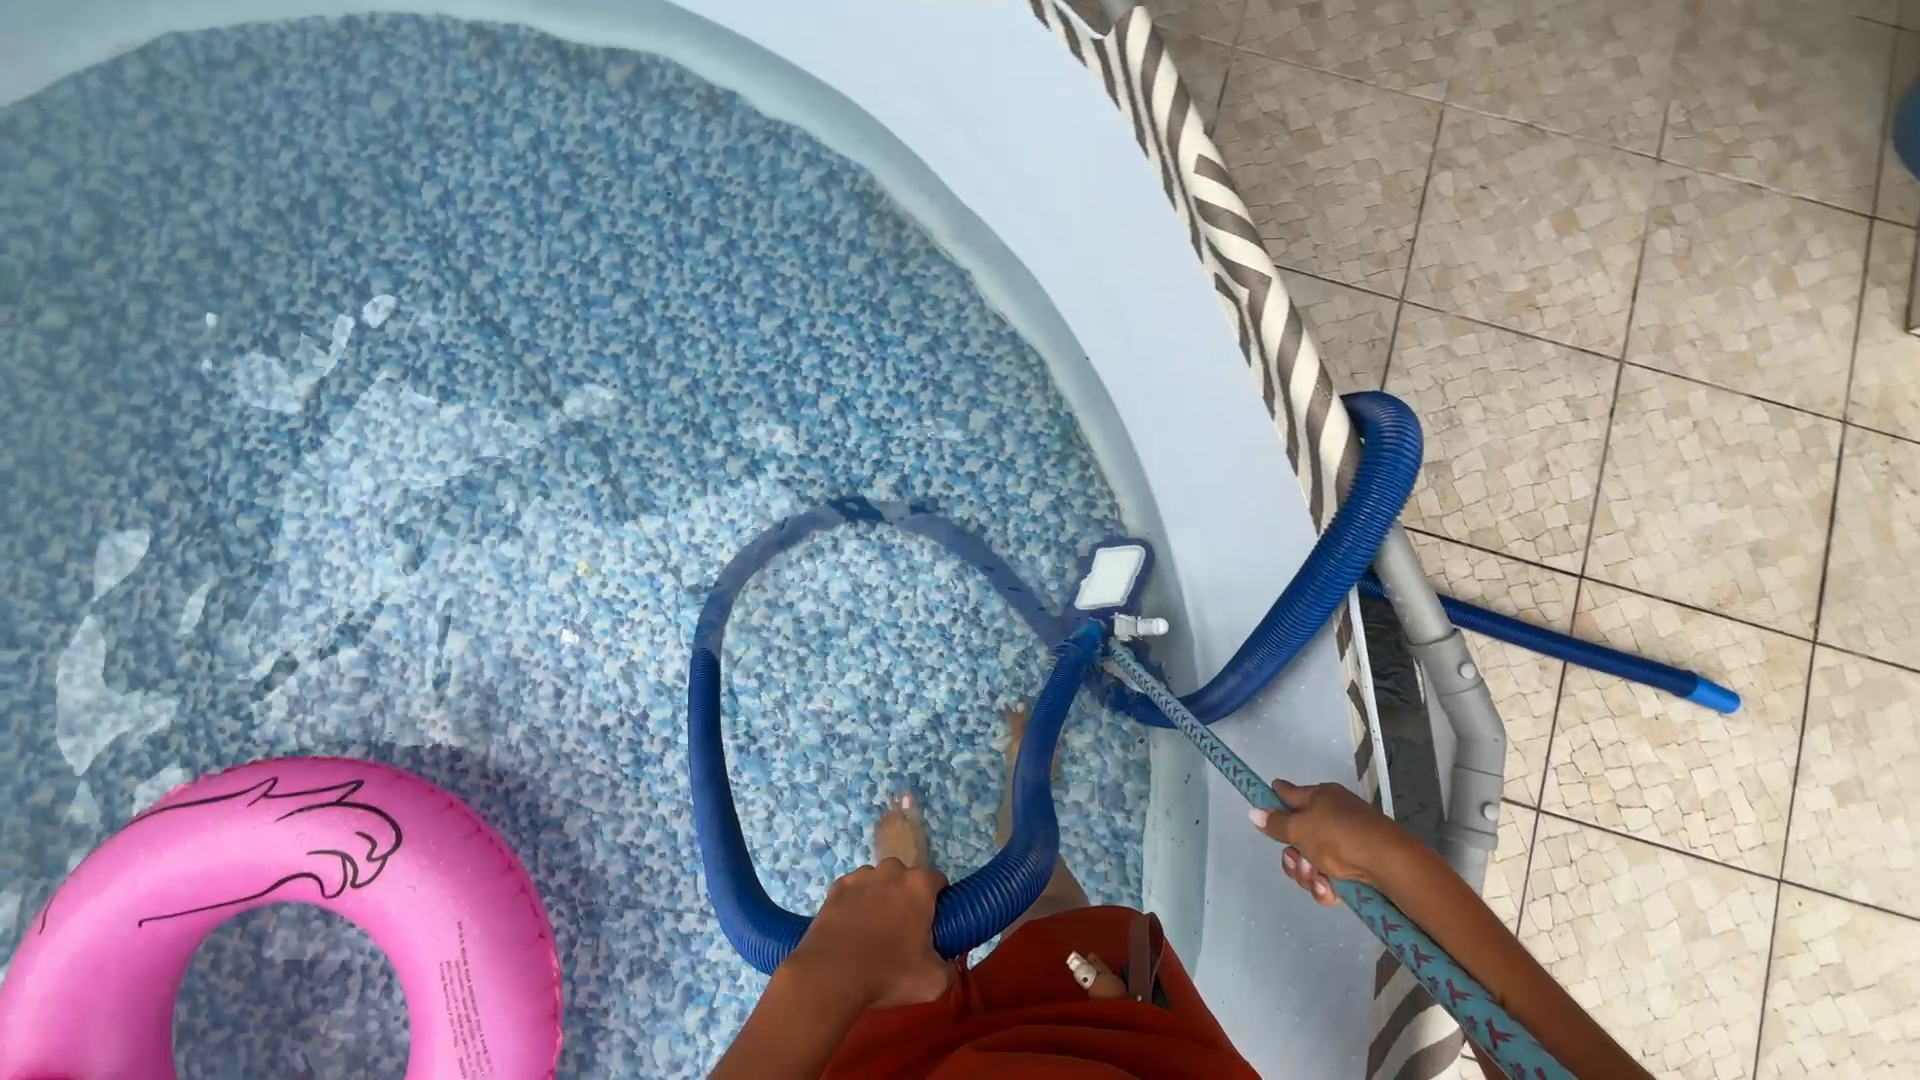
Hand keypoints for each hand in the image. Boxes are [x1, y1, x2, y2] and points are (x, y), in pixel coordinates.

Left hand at [783, 858, 952, 1008]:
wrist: (831, 974)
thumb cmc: (888, 972)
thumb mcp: (932, 982)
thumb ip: (949, 970)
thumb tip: (949, 966)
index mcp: (919, 885)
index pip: (938, 881)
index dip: (937, 902)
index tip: (932, 925)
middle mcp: (891, 871)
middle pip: (906, 878)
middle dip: (907, 897)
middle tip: (903, 931)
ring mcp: (861, 876)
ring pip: (879, 881)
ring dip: (880, 897)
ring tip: (873, 930)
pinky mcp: (837, 887)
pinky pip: (854, 890)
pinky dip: (856, 902)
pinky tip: (852, 928)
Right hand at [1247, 778, 1408, 904]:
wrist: (1390, 866)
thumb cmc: (1340, 837)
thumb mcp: (1300, 828)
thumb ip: (1276, 823)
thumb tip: (1254, 811)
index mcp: (1319, 797)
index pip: (1288, 793)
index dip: (1273, 800)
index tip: (1261, 811)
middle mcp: (1332, 816)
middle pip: (1296, 836)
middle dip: (1293, 855)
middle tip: (1298, 861)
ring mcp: (1345, 842)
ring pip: (1310, 860)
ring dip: (1308, 874)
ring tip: (1318, 879)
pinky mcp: (1357, 867)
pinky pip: (1329, 876)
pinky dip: (1326, 885)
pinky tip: (1330, 891)